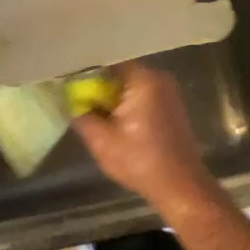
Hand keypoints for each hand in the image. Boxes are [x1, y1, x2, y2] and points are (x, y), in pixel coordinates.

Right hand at [71, 62, 218, 208]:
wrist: (180, 187)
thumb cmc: (141, 161)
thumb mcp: (101, 141)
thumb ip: (81, 115)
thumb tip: (70, 102)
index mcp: (144, 80)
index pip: (108, 62)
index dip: (86, 72)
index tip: (68, 83)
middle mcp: (159, 79)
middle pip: (119, 74)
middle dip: (98, 87)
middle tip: (77, 99)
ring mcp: (168, 93)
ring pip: (129, 87)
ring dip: (111, 98)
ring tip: (92, 111)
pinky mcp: (170, 108)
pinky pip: (141, 97)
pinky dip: (126, 106)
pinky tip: (113, 122)